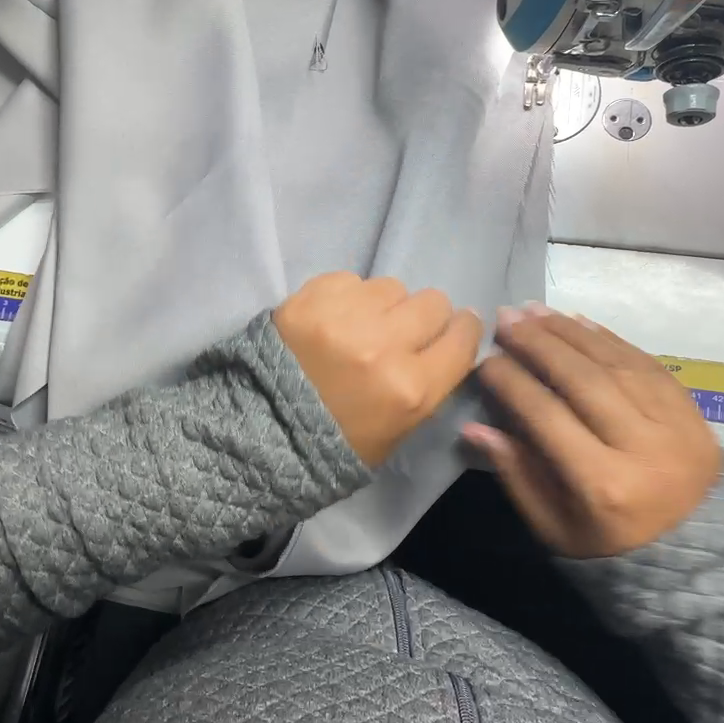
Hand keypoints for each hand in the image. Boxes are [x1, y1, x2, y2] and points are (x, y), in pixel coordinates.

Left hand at [274, 273, 482, 467]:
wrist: (260, 432)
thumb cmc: (335, 443)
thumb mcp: (400, 430)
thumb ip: (430, 384)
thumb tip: (449, 343)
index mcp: (411, 388)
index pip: (463, 337)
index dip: (461, 330)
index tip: (452, 330)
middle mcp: (384, 345)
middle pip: (432, 303)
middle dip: (421, 317)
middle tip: (400, 332)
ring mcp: (346, 316)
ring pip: (392, 286)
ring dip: (382, 305)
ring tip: (359, 327)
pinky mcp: (311, 297)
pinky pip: (351, 279)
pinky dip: (346, 296)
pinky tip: (332, 320)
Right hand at [462, 307, 721, 557]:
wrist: (698, 564)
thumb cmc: (609, 548)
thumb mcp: (551, 526)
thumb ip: (515, 473)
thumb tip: (474, 427)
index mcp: (604, 483)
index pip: (547, 416)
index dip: (511, 383)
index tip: (484, 359)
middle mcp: (644, 447)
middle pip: (584, 381)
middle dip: (539, 344)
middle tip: (506, 318)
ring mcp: (676, 427)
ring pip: (616, 364)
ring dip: (571, 332)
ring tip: (534, 310)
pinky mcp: (694, 415)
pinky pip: (648, 364)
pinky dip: (610, 340)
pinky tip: (579, 322)